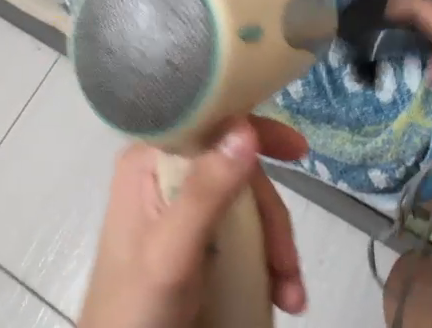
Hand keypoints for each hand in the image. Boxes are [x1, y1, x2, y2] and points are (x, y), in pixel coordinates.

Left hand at [79, 117, 309, 327]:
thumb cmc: (134, 308)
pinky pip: (243, 235)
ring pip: (247, 206)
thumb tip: (246, 127)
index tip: (297, 151)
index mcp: (149, 162)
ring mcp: (180, 210)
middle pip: (238, 172)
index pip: (209, 124)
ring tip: (290, 295)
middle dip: (272, 218)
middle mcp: (164, 176)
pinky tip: (282, 293)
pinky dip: (268, 263)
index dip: (254, 131)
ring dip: (275, 247)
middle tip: (287, 265)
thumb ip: (207, 190)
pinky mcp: (195, 242)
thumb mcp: (171, 251)